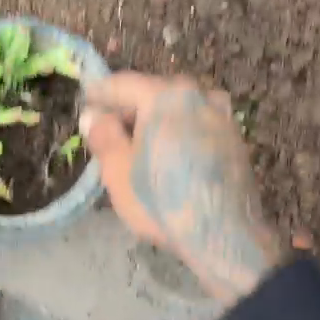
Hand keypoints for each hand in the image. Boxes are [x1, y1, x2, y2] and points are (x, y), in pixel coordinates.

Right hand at [82, 74, 285, 304]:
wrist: (225, 235)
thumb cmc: (162, 201)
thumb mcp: (118, 170)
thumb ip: (103, 135)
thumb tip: (93, 115)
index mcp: (166, 95)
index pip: (123, 83)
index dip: (99, 94)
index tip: (85, 103)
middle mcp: (199, 94)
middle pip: (153, 93)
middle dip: (129, 109)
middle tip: (108, 131)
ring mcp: (221, 116)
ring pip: (177, 109)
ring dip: (155, 121)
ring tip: (138, 147)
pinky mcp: (235, 139)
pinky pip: (196, 125)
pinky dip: (177, 133)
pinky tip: (167, 158)